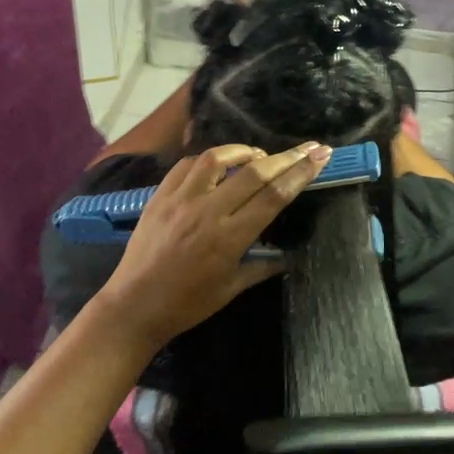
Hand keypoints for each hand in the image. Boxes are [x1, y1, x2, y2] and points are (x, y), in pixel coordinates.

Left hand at [93, 142, 330, 349]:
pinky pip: (187, 165)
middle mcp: (208, 212)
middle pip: (255, 172)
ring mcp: (181, 200)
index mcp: (229, 238)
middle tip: (308, 147)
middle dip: (287, 157)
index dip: (301, 173)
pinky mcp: (160, 195)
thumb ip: (262, 266)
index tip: (320, 156)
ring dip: (245, 151)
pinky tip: (220, 164)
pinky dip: (209, 160)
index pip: (274, 196)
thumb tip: (290, 256)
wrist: (133, 306)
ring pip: (218, 159)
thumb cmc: (186, 304)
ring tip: (261, 156)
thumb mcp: (231, 289)